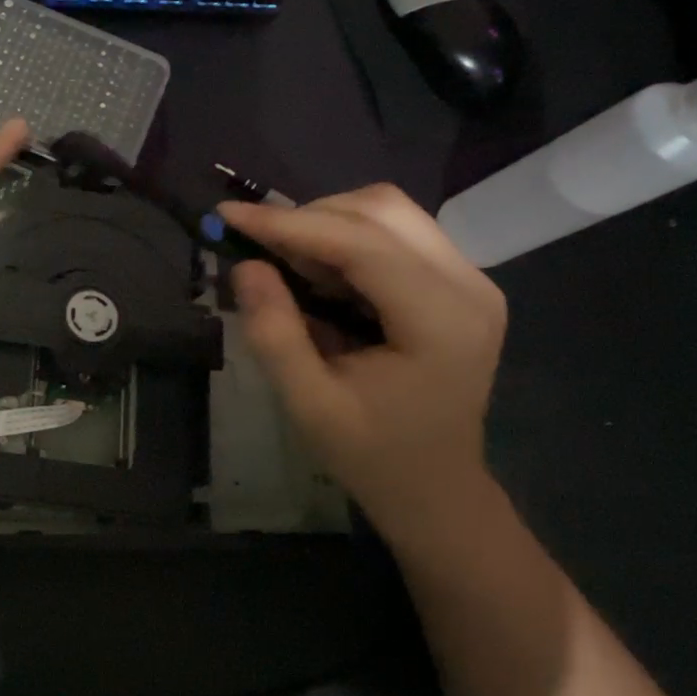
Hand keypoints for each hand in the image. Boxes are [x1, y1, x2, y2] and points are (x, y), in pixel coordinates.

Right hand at [218, 185, 506, 524]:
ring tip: (288, 266)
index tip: (227, 216)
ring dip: (326, 223)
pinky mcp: (456, 281)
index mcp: (441, 321)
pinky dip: (344, 237)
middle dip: (308, 217)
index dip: (290, 224)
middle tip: (257, 249)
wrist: (435, 485)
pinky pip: (394, 232)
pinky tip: (319, 275)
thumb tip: (245, 266)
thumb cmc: (370, 452)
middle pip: (382, 210)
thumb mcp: (308, 402)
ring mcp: (469, 279)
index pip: (361, 244)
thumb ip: (275, 333)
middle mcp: (468, 285)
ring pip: (388, 212)